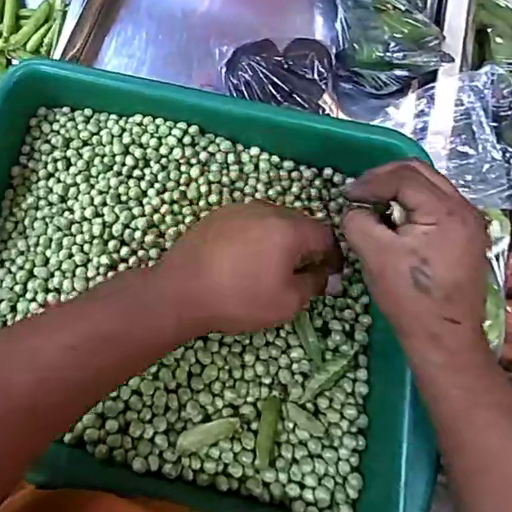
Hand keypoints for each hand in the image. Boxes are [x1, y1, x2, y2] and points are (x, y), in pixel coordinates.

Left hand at [155, 202, 339, 336]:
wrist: (180, 291)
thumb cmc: (238, 299)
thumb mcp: (287, 302)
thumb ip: (313, 284)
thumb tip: (322, 274)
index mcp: (288, 227)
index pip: (325, 234)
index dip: (332, 256)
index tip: (327, 276)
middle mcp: (265, 209)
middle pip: (298, 224)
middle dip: (304, 247)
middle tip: (298, 274)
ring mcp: (238, 209)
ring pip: (271, 221)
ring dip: (277, 241)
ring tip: (266, 268)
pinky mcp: (216, 215)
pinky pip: (247, 223)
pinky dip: (252, 238)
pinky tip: (241, 261)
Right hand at [340, 161, 490, 356]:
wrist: (444, 339)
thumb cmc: (410, 298)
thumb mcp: (374, 255)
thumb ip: (358, 221)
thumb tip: (355, 209)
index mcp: (447, 212)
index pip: (403, 177)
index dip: (370, 182)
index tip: (346, 196)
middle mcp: (465, 210)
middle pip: (419, 172)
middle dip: (383, 177)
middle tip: (358, 193)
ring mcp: (469, 222)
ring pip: (428, 185)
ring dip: (397, 188)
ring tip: (371, 203)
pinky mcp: (465, 236)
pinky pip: (434, 203)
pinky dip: (409, 202)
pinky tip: (391, 219)